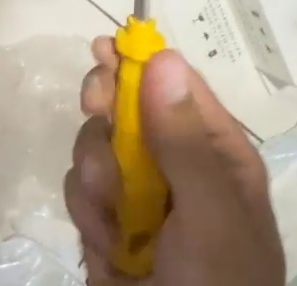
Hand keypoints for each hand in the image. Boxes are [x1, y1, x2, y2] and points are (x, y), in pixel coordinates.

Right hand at [66, 38, 284, 284]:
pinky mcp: (109, 222)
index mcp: (217, 155)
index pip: (176, 85)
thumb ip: (184, 141)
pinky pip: (80, 187)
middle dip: (105, 111)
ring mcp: (141, 195)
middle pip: (126, 104)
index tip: (102, 54)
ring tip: (114, 218)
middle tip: (94, 112)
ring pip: (95, 143)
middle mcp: (178, 166)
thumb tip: (161, 55)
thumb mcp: (211, 218)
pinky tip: (106, 243)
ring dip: (95, 173)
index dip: (138, 63)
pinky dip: (85, 210)